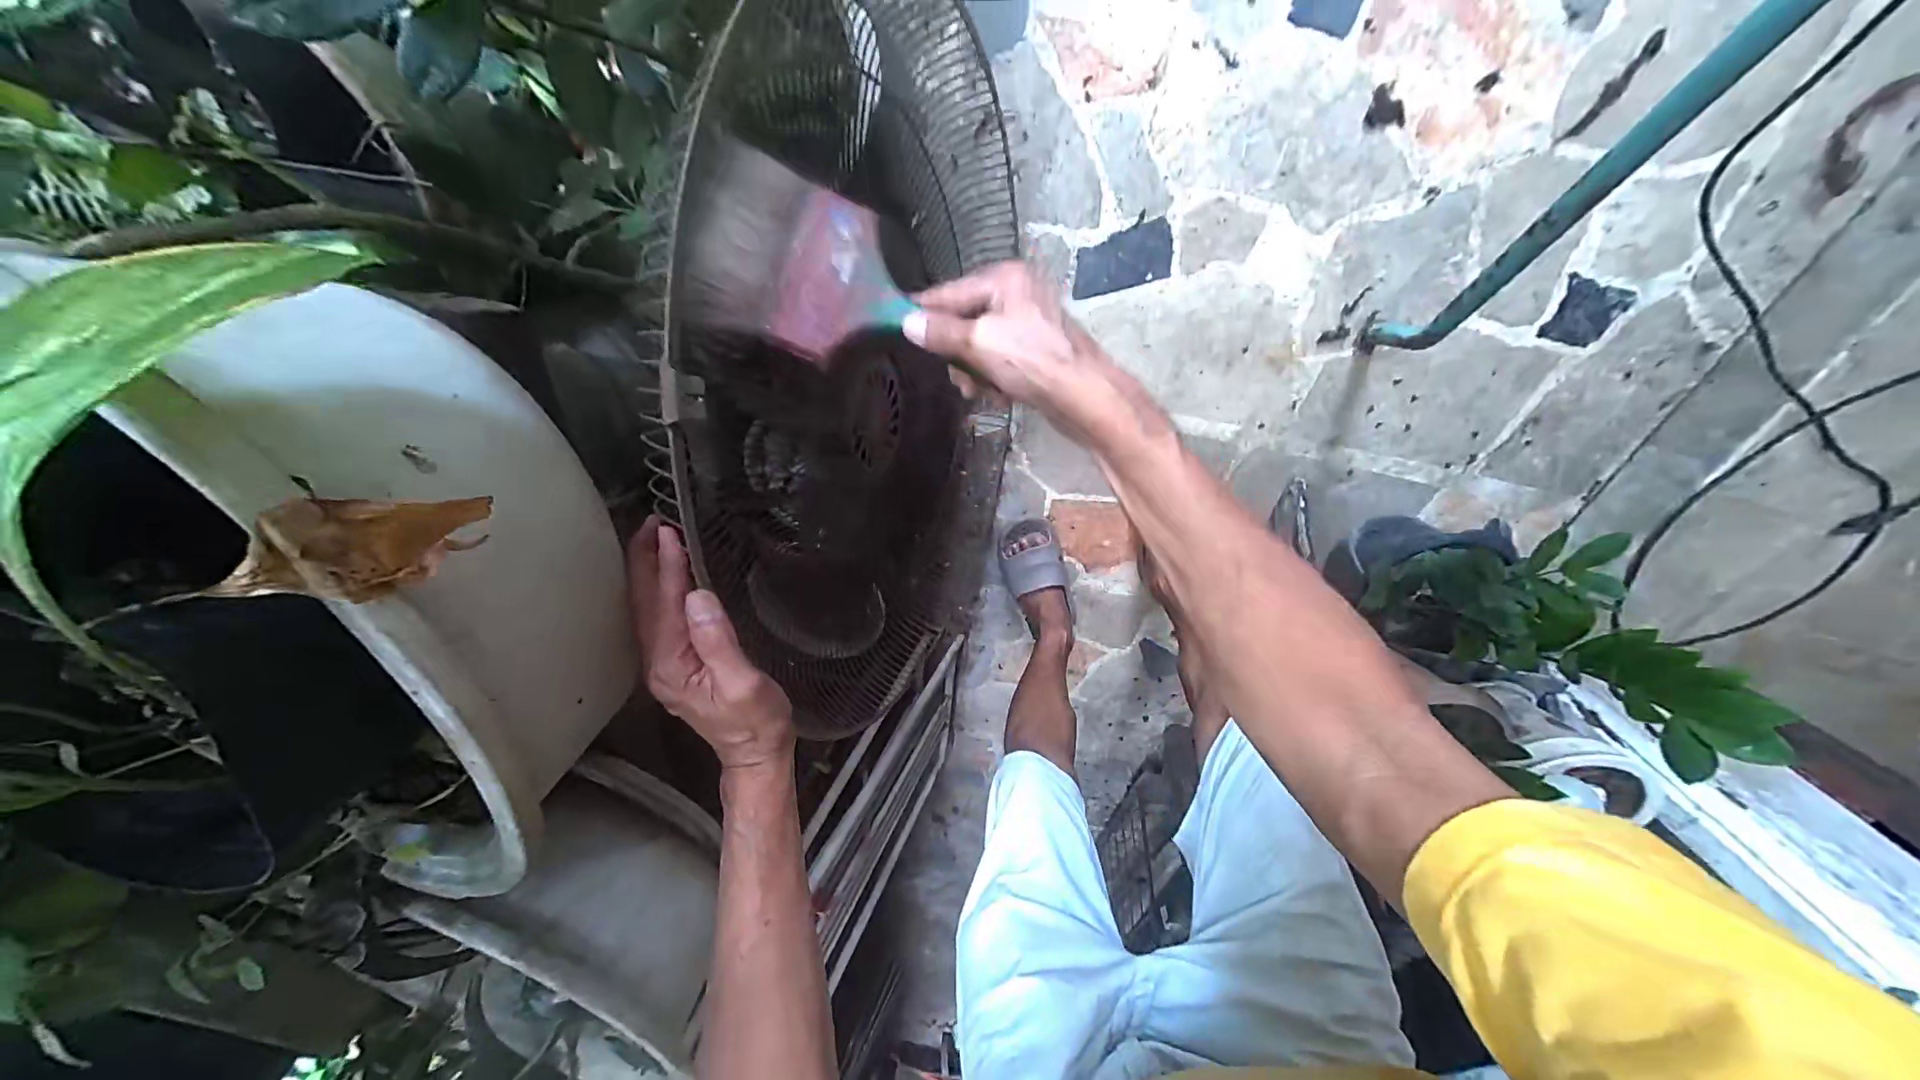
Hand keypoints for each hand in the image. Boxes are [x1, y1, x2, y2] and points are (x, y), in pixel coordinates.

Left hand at [628, 516, 794, 770]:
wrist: (756, 753)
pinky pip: (658, 618)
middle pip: (644, 604)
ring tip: (651, 538)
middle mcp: (659, 664)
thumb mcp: (745, 683)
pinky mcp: (675, 665)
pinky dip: (658, 589)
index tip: (669, 531)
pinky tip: (666, 576)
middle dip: (645, 561)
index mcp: (673, 665)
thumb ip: (719, 641)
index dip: (667, 566)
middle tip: (650, 522)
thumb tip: (697, 597)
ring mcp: (664, 665)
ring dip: (647, 571)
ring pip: (647, 609)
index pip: (666, 605)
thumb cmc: (758, 722)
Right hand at [902, 260, 1119, 431]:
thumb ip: (941, 333)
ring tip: (982, 392)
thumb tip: (907, 323)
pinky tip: (1000, 396)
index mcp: (1005, 279)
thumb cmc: (1033, 362)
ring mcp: (1029, 324)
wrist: (1085, 396)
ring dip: (975, 372)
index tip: (898, 326)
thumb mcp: (979, 344)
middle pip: (964, 321)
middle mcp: (1017, 294)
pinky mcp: (1036, 352)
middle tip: (960, 377)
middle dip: (958, 353)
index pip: (950, 292)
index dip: (924, 312)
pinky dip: (994, 379)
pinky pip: (999, 361)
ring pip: (980, 346)